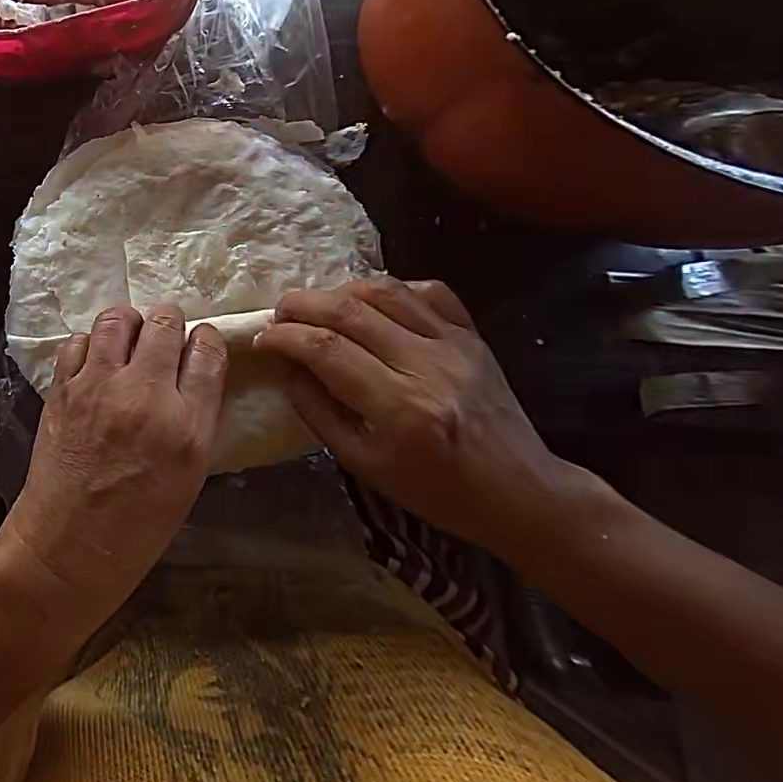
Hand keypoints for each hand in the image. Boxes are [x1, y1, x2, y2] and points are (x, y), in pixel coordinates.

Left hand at [0, 306, 228, 630]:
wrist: (70, 540)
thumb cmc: (139, 523)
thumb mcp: (190, 474)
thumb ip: (195, 418)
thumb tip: (192, 376)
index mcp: (187, 425)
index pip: (207, 352)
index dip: (206, 339)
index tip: (201, 341)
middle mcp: (144, 395)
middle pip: (164, 324)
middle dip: (170, 321)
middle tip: (164, 332)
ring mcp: (97, 387)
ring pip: (117, 321)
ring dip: (129, 323)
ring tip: (130, 335)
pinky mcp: (62, 388)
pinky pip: (77, 341)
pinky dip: (90, 344)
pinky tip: (94, 360)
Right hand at [253, 277, 596, 552]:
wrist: (520, 493)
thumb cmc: (431, 487)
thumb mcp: (357, 460)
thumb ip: (313, 406)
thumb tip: (281, 362)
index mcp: (400, 408)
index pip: (325, 349)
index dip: (283, 337)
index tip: (262, 341)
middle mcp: (430, 367)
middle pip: (350, 310)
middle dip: (300, 305)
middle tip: (278, 316)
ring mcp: (456, 346)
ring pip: (384, 291)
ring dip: (337, 291)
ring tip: (316, 307)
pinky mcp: (473, 336)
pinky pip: (427, 291)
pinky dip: (389, 289)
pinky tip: (368, 306)